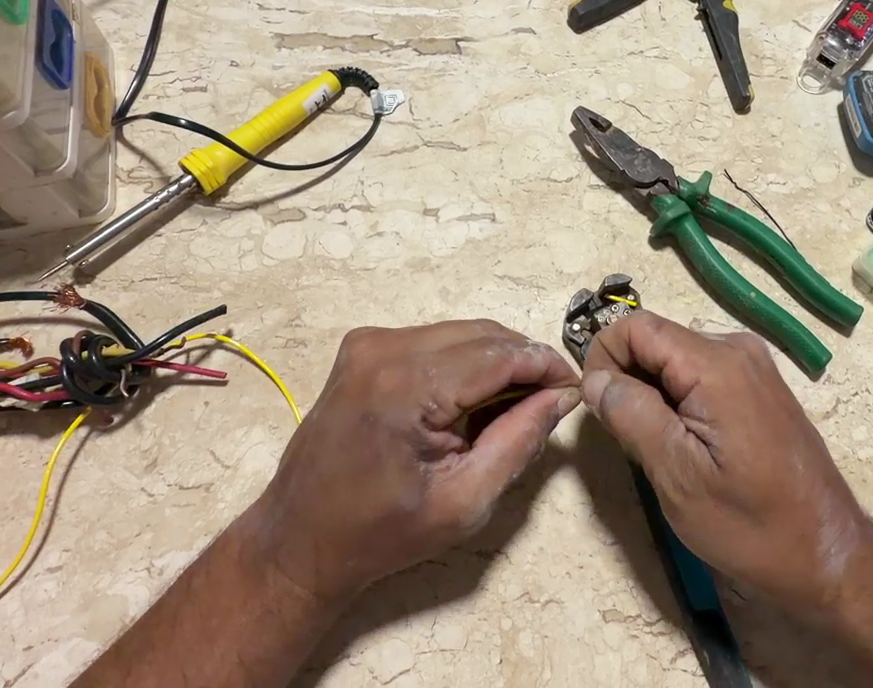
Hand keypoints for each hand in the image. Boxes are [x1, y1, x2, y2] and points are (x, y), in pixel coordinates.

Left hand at [246, 320, 580, 604]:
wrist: (299, 539)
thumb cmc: (382, 534)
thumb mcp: (465, 501)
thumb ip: (519, 441)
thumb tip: (562, 396)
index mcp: (404, 386)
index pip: (497, 354)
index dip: (543, 365)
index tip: (573, 386)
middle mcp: (383, 348)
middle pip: (480, 335)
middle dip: (523, 360)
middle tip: (550, 398)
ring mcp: (369, 342)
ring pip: (460, 332)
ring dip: (495, 359)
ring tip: (515, 402)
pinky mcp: (364, 347)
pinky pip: (434, 339)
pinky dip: (464, 360)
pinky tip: (474, 397)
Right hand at [581, 311, 870, 612]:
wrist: (828, 555)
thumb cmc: (751, 524)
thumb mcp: (677, 476)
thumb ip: (631, 415)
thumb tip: (595, 378)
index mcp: (717, 363)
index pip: (637, 326)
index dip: (604, 356)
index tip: (599, 407)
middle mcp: (736, 348)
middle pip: (656, 339)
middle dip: (628, 378)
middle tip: (631, 438)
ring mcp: (752, 365)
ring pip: (675, 357)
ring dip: (653, 392)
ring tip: (662, 448)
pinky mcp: (758, 385)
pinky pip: (699, 372)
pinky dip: (679, 398)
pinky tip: (689, 444)